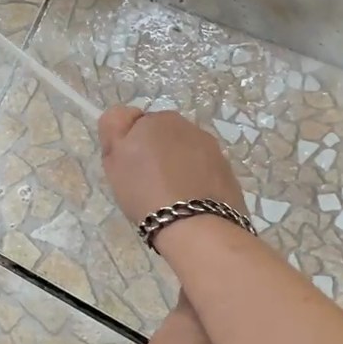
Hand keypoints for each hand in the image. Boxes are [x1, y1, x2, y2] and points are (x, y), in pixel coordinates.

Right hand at [97, 106, 247, 226]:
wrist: (197, 227)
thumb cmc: (145, 188)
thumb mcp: (112, 154)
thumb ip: (113, 125)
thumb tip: (127, 116)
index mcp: (160, 119)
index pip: (136, 124)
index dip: (128, 144)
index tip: (126, 165)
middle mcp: (191, 128)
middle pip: (163, 137)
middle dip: (154, 153)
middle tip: (143, 181)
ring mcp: (215, 152)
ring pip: (184, 155)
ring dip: (176, 167)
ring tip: (168, 195)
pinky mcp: (230, 175)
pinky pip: (203, 173)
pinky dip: (194, 182)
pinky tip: (187, 202)